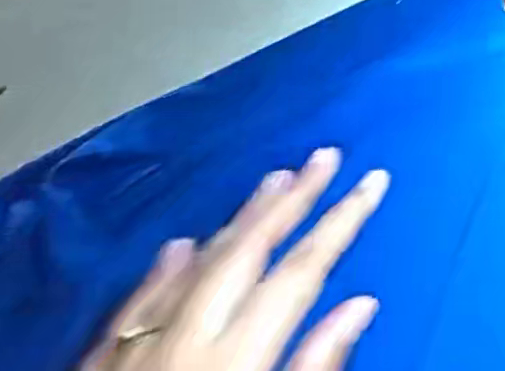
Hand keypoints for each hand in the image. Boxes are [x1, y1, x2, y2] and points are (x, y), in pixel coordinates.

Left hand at [82, 149, 388, 370]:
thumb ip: (313, 366)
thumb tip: (363, 302)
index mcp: (234, 355)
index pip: (302, 270)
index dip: (343, 219)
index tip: (375, 178)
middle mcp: (184, 342)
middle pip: (244, 256)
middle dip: (290, 202)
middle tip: (324, 156)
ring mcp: (133, 355)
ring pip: (192, 272)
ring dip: (238, 222)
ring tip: (273, 180)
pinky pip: (129, 313)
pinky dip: (159, 274)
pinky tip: (182, 244)